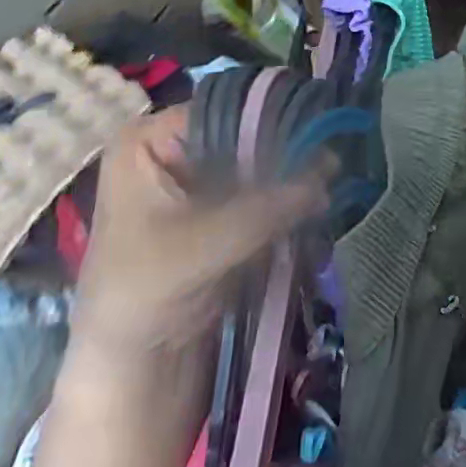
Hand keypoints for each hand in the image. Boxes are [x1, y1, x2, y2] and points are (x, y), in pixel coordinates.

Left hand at [71, 106, 327, 348]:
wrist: (135, 356)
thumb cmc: (145, 291)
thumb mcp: (204, 244)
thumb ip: (267, 206)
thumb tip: (329, 171)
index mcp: (150, 140)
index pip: (225, 110)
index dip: (271, 122)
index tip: (315, 140)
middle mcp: (176, 147)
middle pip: (247, 133)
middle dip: (288, 153)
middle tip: (330, 168)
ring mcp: (201, 176)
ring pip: (261, 161)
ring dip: (294, 178)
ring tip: (327, 191)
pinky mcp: (223, 205)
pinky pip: (265, 188)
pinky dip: (289, 199)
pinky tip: (316, 206)